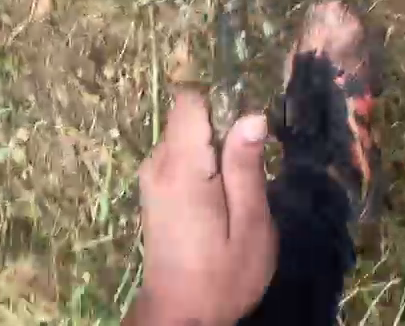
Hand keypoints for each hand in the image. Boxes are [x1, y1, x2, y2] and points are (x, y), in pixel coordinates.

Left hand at [128, 91, 275, 325]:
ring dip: (212, 146)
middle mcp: (158, 161)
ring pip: (184, 131)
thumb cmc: (222, 277)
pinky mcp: (153, 185)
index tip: (243, 130)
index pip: (190, 100)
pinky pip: (178, 151)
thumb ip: (247, 169)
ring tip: (232, 186)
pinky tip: (216, 195)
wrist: (179, 317)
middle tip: (245, 168)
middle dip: (220, 128)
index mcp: (182, 167)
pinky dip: (200, 161)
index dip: (219, 103)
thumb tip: (253, 115)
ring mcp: (151, 173)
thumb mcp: (250, 228)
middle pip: (188, 115)